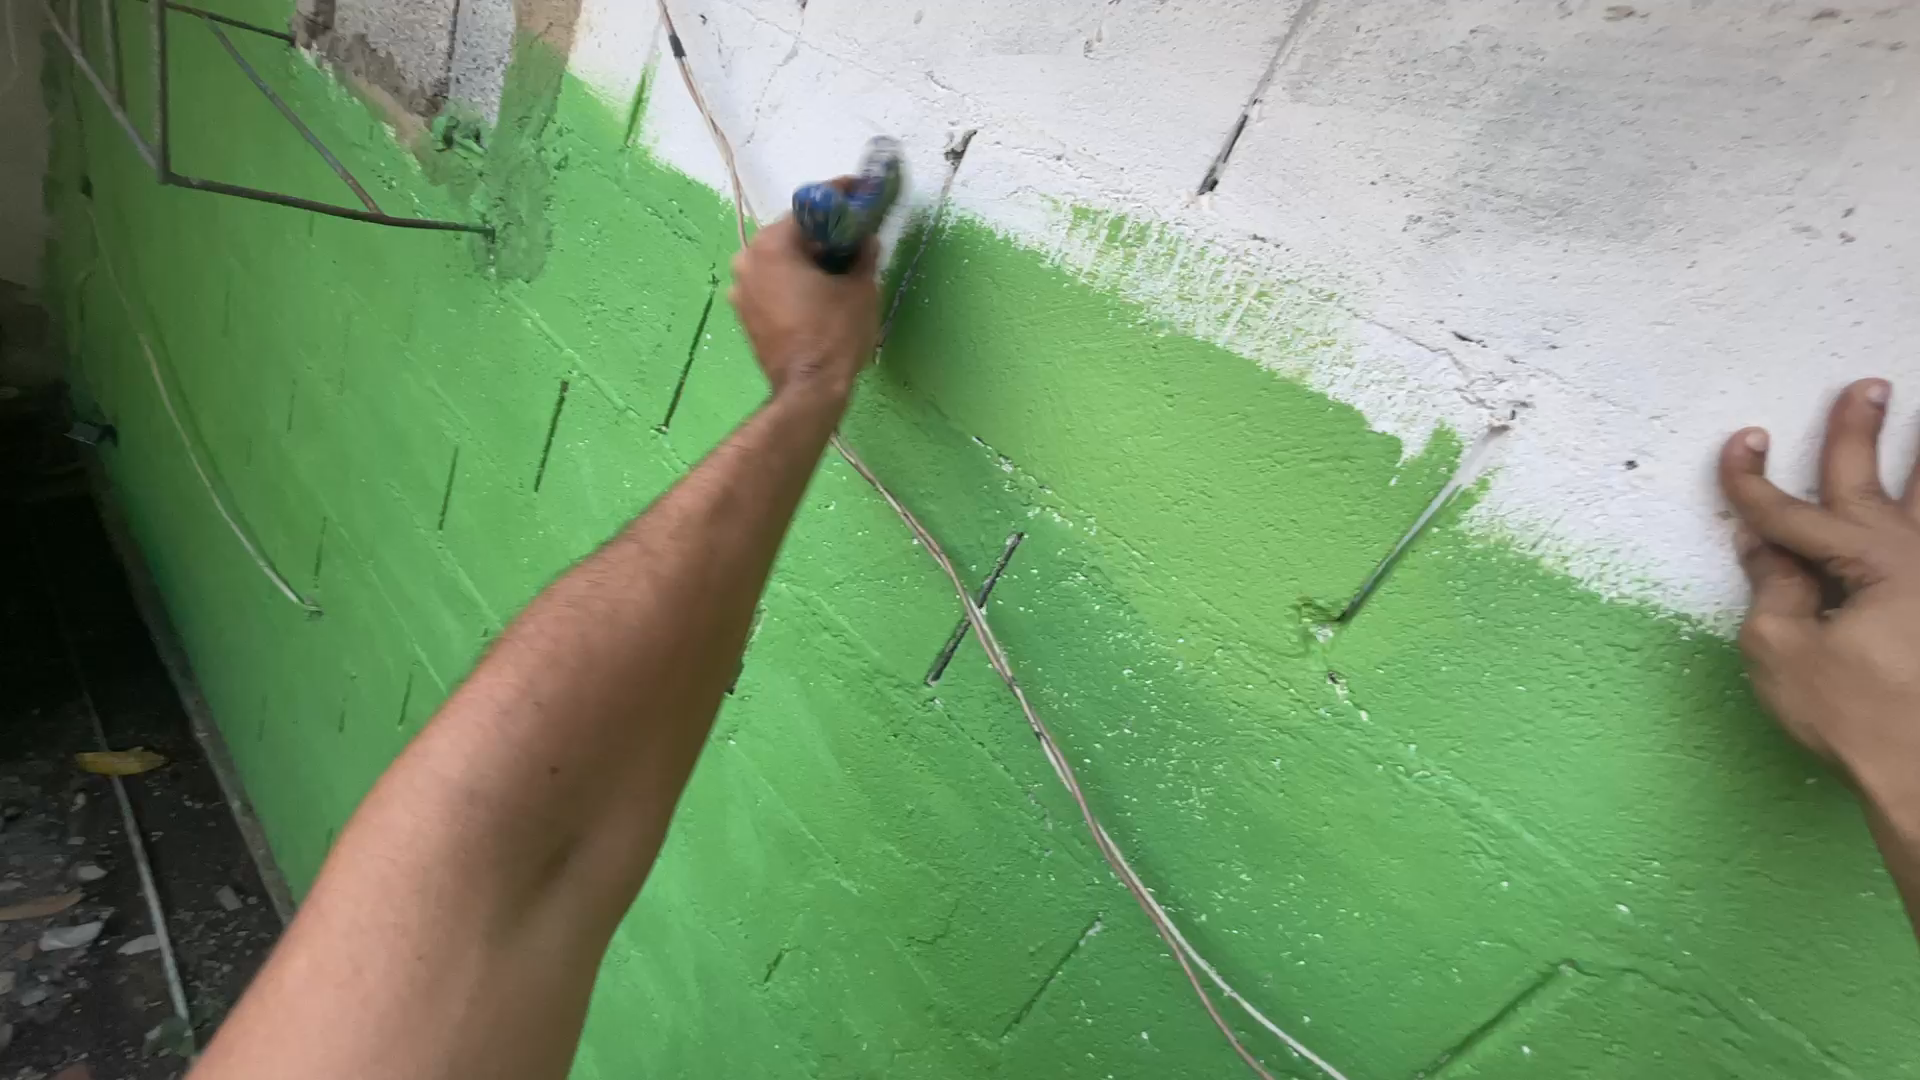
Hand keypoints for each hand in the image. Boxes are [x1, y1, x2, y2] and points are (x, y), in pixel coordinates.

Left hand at [727, 213, 879, 402]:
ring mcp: (741, 290)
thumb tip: (866, 241)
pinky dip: (793, 284)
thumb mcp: (861, 290)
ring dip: (806, 261)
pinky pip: (773, 287)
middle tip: (852, 238)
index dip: (839, 199)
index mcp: (772, 244)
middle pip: (791, 235)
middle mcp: (747, 260)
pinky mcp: (745, 316)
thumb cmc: (835, 335)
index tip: (859, 191)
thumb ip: (863, 256)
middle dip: (822, 235)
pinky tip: (818, 294)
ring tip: (837, 270)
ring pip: (780, 263)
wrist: (809, 390)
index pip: (809, 209)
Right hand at [1720, 378, 1919, 826]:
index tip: (1738, 443)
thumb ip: (1776, 585)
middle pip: (1881, 487)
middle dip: (1860, 438)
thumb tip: (1766, 541)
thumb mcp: (1782, 648)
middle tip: (1864, 388)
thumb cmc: (1855, 715)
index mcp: (1876, 566)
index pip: (1796, 513)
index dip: (1755, 481)